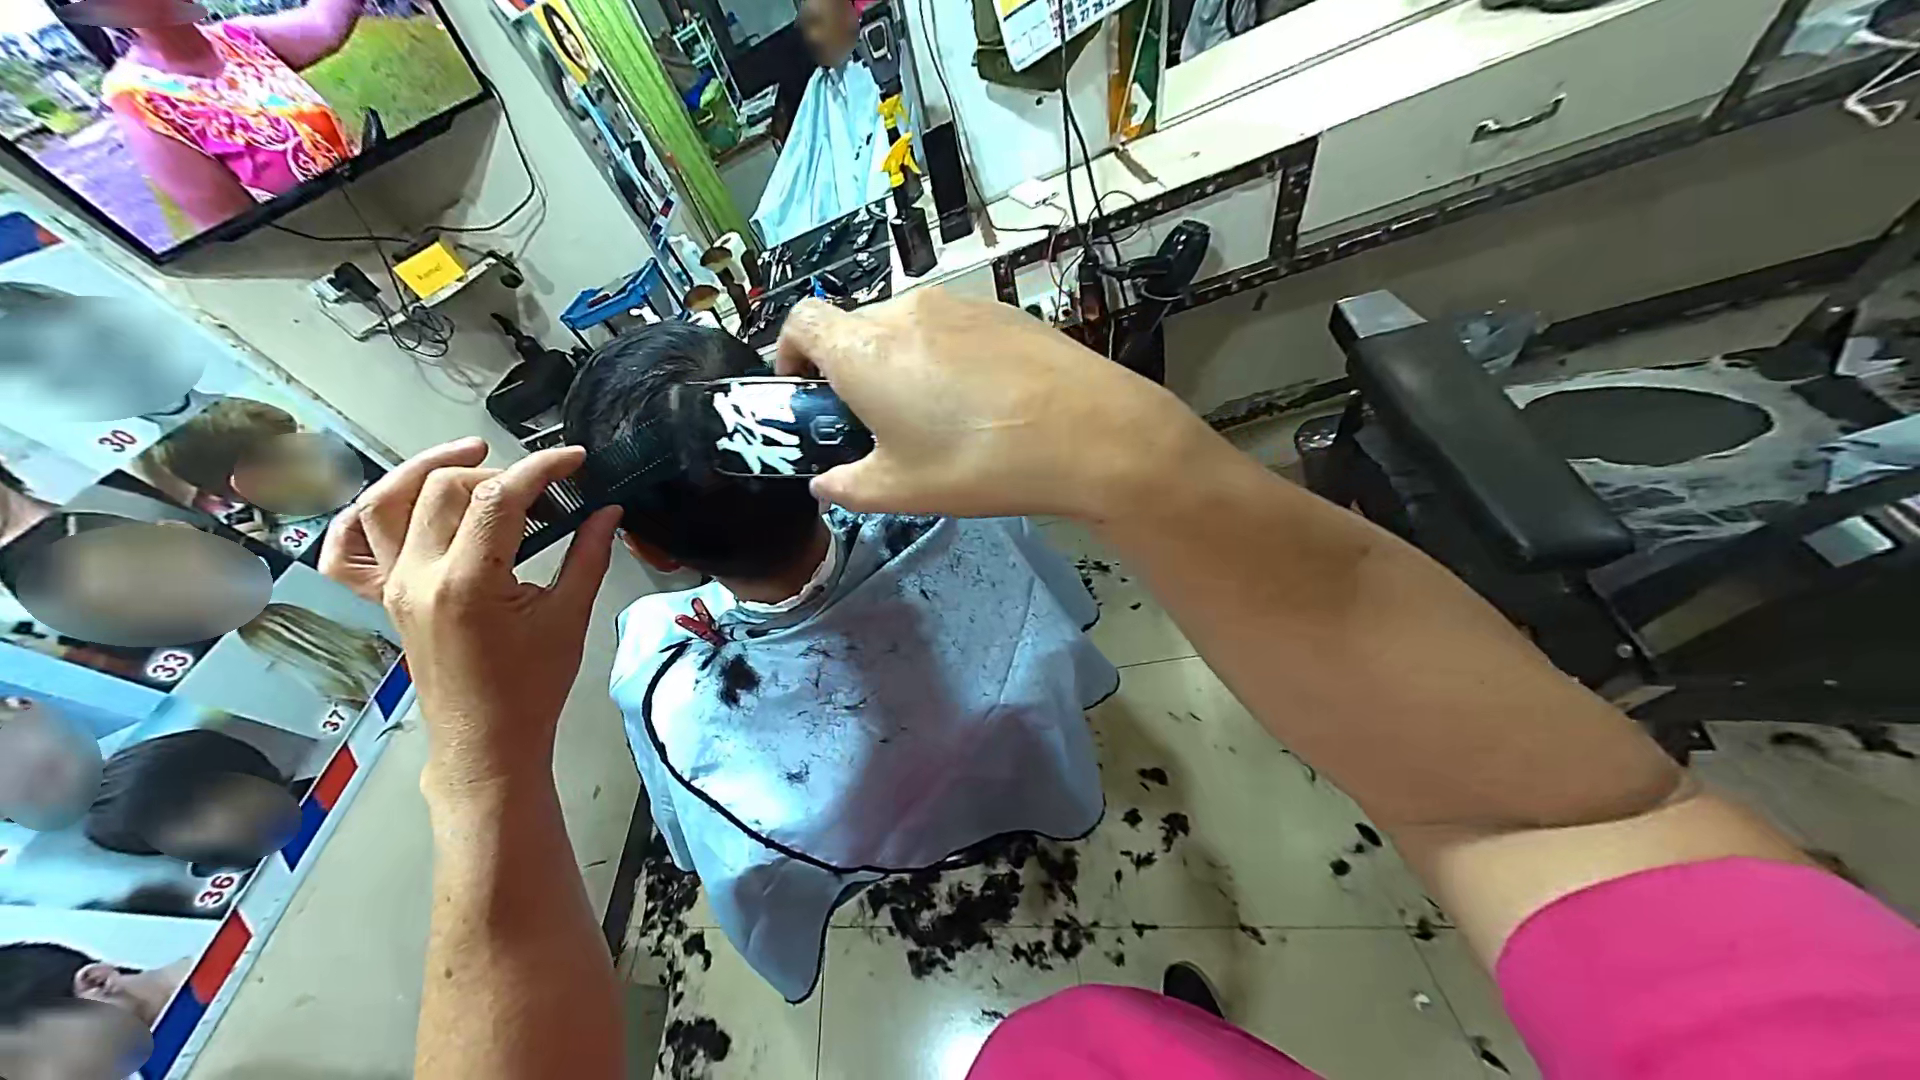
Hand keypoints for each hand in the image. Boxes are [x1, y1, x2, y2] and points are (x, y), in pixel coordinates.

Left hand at [324, 443, 620, 797]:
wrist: (487, 736)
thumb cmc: (534, 683)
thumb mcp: (571, 615)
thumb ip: (590, 555)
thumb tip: (608, 511)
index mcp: (470, 581)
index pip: (500, 497)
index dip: (542, 468)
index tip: (576, 459)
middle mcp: (419, 575)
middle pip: (443, 487)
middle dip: (501, 471)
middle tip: (546, 487)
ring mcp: (393, 585)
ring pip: (385, 501)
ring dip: (428, 468)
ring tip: (474, 455)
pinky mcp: (384, 597)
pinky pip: (349, 548)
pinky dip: (368, 515)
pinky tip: (402, 501)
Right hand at [776, 289, 1201, 518]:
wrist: (1092, 433)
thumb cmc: (980, 463)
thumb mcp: (903, 491)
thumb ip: (849, 486)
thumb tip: (826, 483)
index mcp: (865, 349)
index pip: (800, 322)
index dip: (790, 355)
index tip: (808, 395)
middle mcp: (906, 311)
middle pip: (855, 327)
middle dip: (850, 369)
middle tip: (877, 421)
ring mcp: (960, 304)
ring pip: (906, 328)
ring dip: (900, 363)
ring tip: (936, 415)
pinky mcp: (1002, 310)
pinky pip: (952, 328)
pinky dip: (944, 356)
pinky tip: (981, 400)